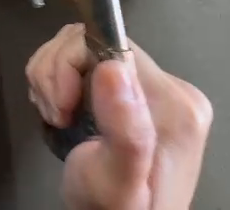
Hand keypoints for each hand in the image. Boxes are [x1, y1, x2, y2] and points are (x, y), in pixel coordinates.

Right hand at [26, 23, 211, 209]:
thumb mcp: (117, 185)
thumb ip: (126, 134)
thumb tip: (113, 67)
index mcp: (178, 105)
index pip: (109, 46)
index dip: (69, 66)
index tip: (60, 110)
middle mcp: (174, 90)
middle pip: (93, 44)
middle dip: (56, 74)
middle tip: (53, 115)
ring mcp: (153, 90)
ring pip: (80, 47)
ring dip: (51, 78)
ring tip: (54, 118)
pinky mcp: (132, 93)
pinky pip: (80, 60)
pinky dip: (55, 80)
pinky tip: (60, 112)